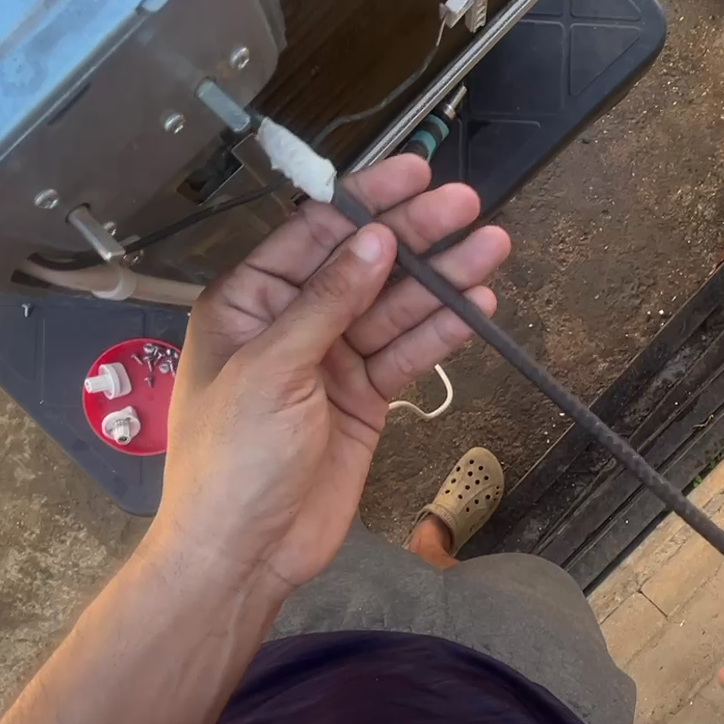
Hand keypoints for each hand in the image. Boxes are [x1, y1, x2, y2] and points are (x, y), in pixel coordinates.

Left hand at [150, 155, 509, 599]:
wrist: (245, 550)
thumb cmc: (233, 459)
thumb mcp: (272, 368)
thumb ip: (327, 302)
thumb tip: (374, 241)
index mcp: (251, 302)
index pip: (316, 234)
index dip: (367, 202)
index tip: (416, 173)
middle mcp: (295, 322)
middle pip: (366, 267)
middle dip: (416, 236)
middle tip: (469, 207)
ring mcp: (334, 361)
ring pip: (396, 310)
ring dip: (443, 283)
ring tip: (491, 251)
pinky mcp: (365, 399)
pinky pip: (407, 356)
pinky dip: (440, 336)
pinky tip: (476, 311)